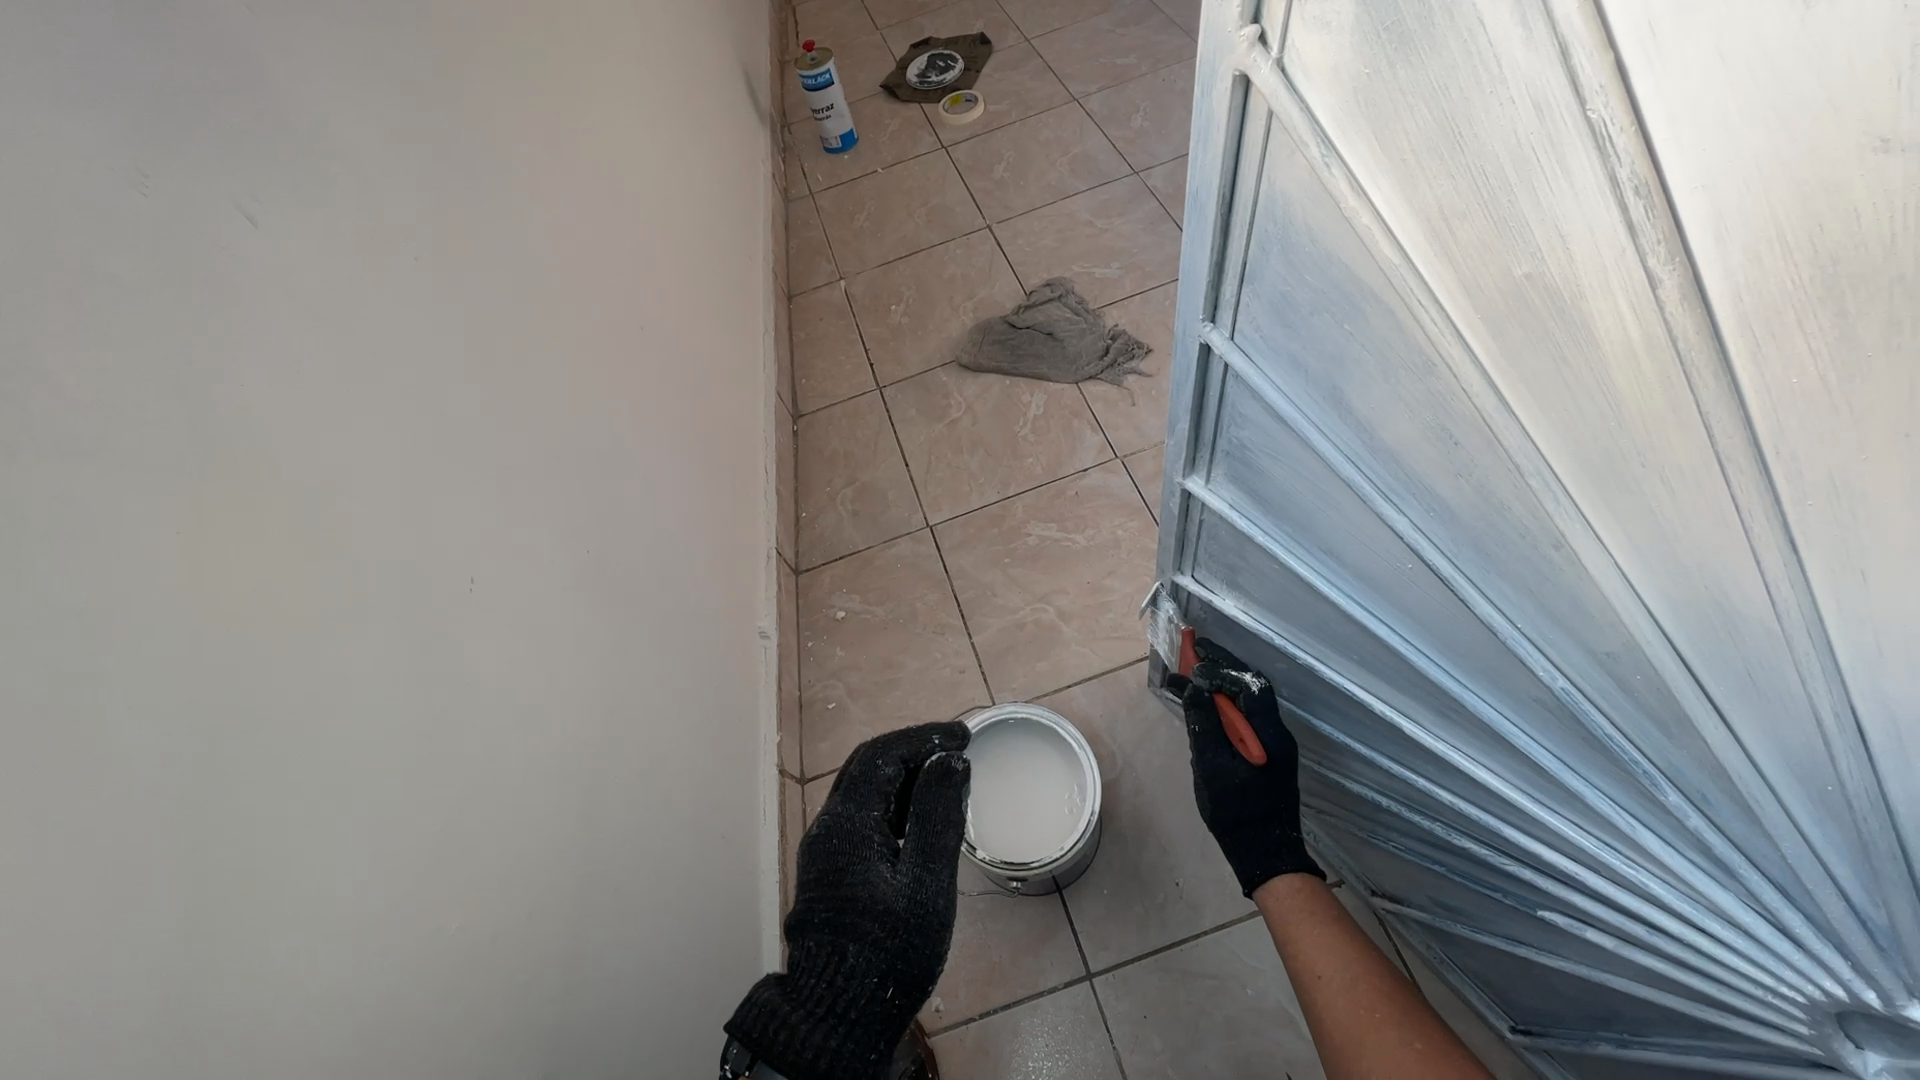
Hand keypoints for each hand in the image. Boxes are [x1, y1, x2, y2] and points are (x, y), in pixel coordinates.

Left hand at [725, 722, 971, 1079]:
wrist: (837, 1016)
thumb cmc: (888, 952)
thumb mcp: (926, 884)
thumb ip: (938, 817)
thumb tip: (951, 760)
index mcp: (847, 824)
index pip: (881, 755)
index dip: (923, 737)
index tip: (963, 735)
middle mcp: (829, 829)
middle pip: (869, 768)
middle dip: (913, 750)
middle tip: (957, 750)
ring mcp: (827, 851)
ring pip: (865, 793)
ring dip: (905, 776)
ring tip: (948, 777)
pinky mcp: (832, 871)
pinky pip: (864, 818)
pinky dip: (896, 803)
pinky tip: (924, 817)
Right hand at [1169, 637, 1321, 895]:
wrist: (1265, 852)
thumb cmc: (1236, 811)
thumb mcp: (1211, 766)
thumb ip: (1204, 724)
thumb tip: (1194, 688)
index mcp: (1269, 734)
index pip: (1250, 685)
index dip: (1223, 666)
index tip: (1196, 656)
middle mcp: (1278, 734)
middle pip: (1252, 688)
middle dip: (1223, 668)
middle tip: (1193, 653)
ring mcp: (1276, 745)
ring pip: (1250, 703)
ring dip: (1223, 686)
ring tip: (1194, 675)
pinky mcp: (1269, 756)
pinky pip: (1248, 719)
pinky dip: (1227, 706)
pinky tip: (1208, 707)